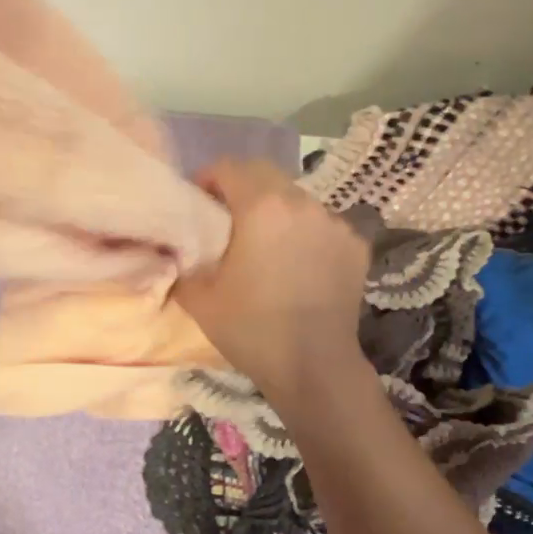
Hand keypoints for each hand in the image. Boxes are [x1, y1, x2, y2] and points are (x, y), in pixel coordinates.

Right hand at [173, 159, 369, 396]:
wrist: (313, 366)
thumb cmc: (250, 329)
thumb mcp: (198, 298)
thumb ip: (183, 263)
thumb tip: (176, 250)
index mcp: (261, 208)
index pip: (229, 167)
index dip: (207, 178)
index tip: (197, 202)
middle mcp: (302, 204)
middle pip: (265, 175)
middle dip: (241, 188)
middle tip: (225, 219)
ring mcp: (335, 223)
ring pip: (296, 199)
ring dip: (275, 210)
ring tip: (263, 243)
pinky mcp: (356, 245)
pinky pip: (322, 225)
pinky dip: (304, 233)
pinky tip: (296, 264)